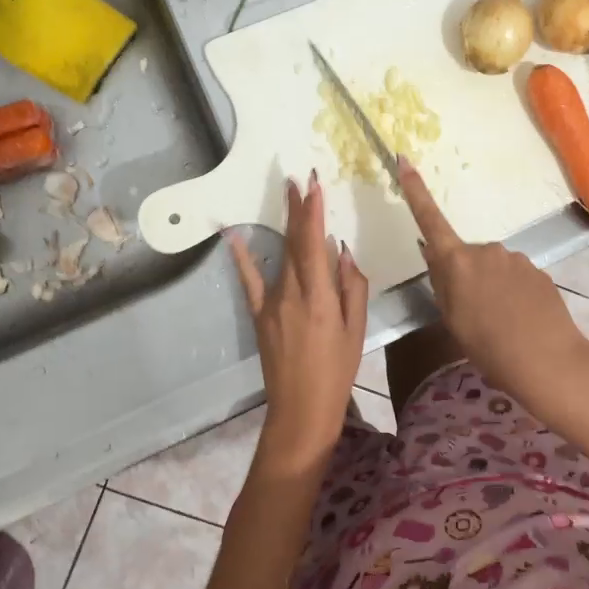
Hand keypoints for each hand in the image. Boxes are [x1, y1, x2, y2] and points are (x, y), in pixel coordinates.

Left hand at [227, 171, 367, 474]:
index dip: (313, 212)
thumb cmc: (337, 371)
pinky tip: (232, 234)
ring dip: (284, 225)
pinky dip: (241, 257)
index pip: (314, 244)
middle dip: (297, 209)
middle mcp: (292, 293)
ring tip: (287, 196)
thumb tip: (342, 252)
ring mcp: (271, 303)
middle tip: (297, 179)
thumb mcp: (356, 329)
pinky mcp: (259, 315)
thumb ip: (352, 288)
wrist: (301, 409)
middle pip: (295, 243)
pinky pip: (250, 280)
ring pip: (280, 257)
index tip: (314, 184)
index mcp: (319, 297)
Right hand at [398, 157, 588, 399]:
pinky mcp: (538, 271)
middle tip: (470, 316)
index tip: (404, 161)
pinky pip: (515, 278)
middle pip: (465, 256)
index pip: (430, 219)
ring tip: (498, 325)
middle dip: (465, 276)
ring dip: (490, 288)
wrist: (548, 361)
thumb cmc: (489, 346)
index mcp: (457, 261)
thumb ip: (442, 283)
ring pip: (492, 269)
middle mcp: (486, 250)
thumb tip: (434, 254)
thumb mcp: (452, 320)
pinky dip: (512, 295)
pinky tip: (519, 322)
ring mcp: (516, 258)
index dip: (415, 191)